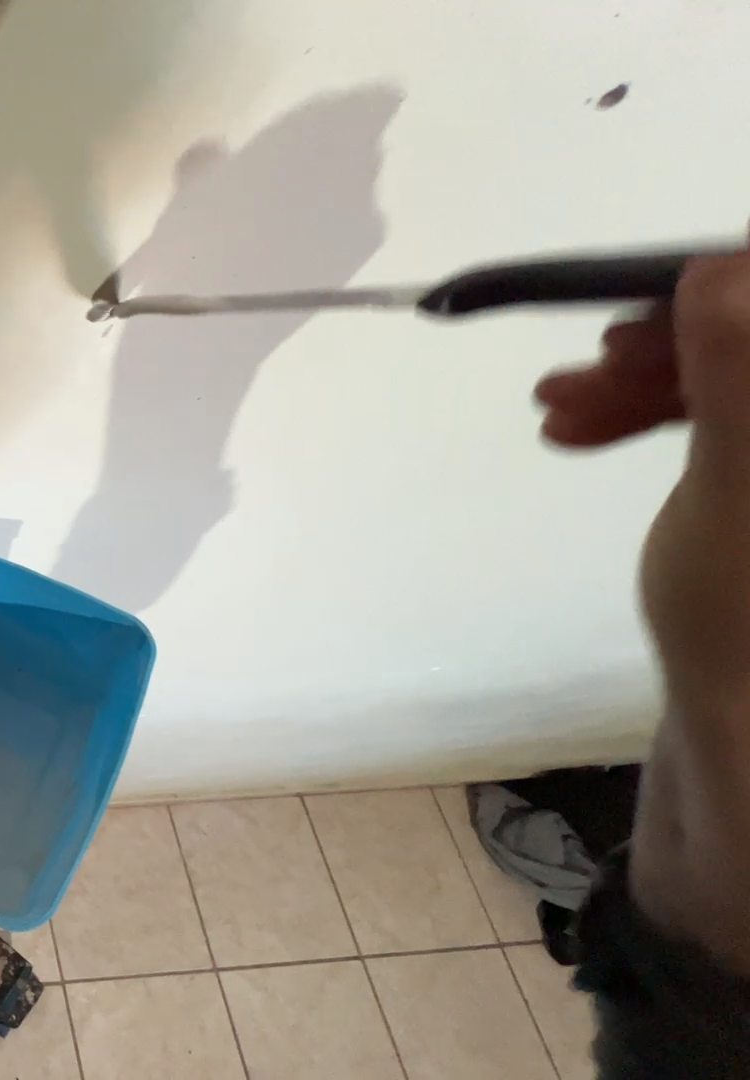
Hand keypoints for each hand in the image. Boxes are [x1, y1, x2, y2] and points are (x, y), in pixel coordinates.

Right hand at [535, 247, 749, 717]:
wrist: (745, 707)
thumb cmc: (748, 608)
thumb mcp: (741, 485)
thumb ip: (744, 373)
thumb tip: (719, 266)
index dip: (732, 297)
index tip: (636, 319)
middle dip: (672, 349)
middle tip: (577, 374)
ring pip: (740, 375)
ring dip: (641, 384)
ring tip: (552, 409)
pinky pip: (727, 413)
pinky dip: (650, 414)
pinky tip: (579, 431)